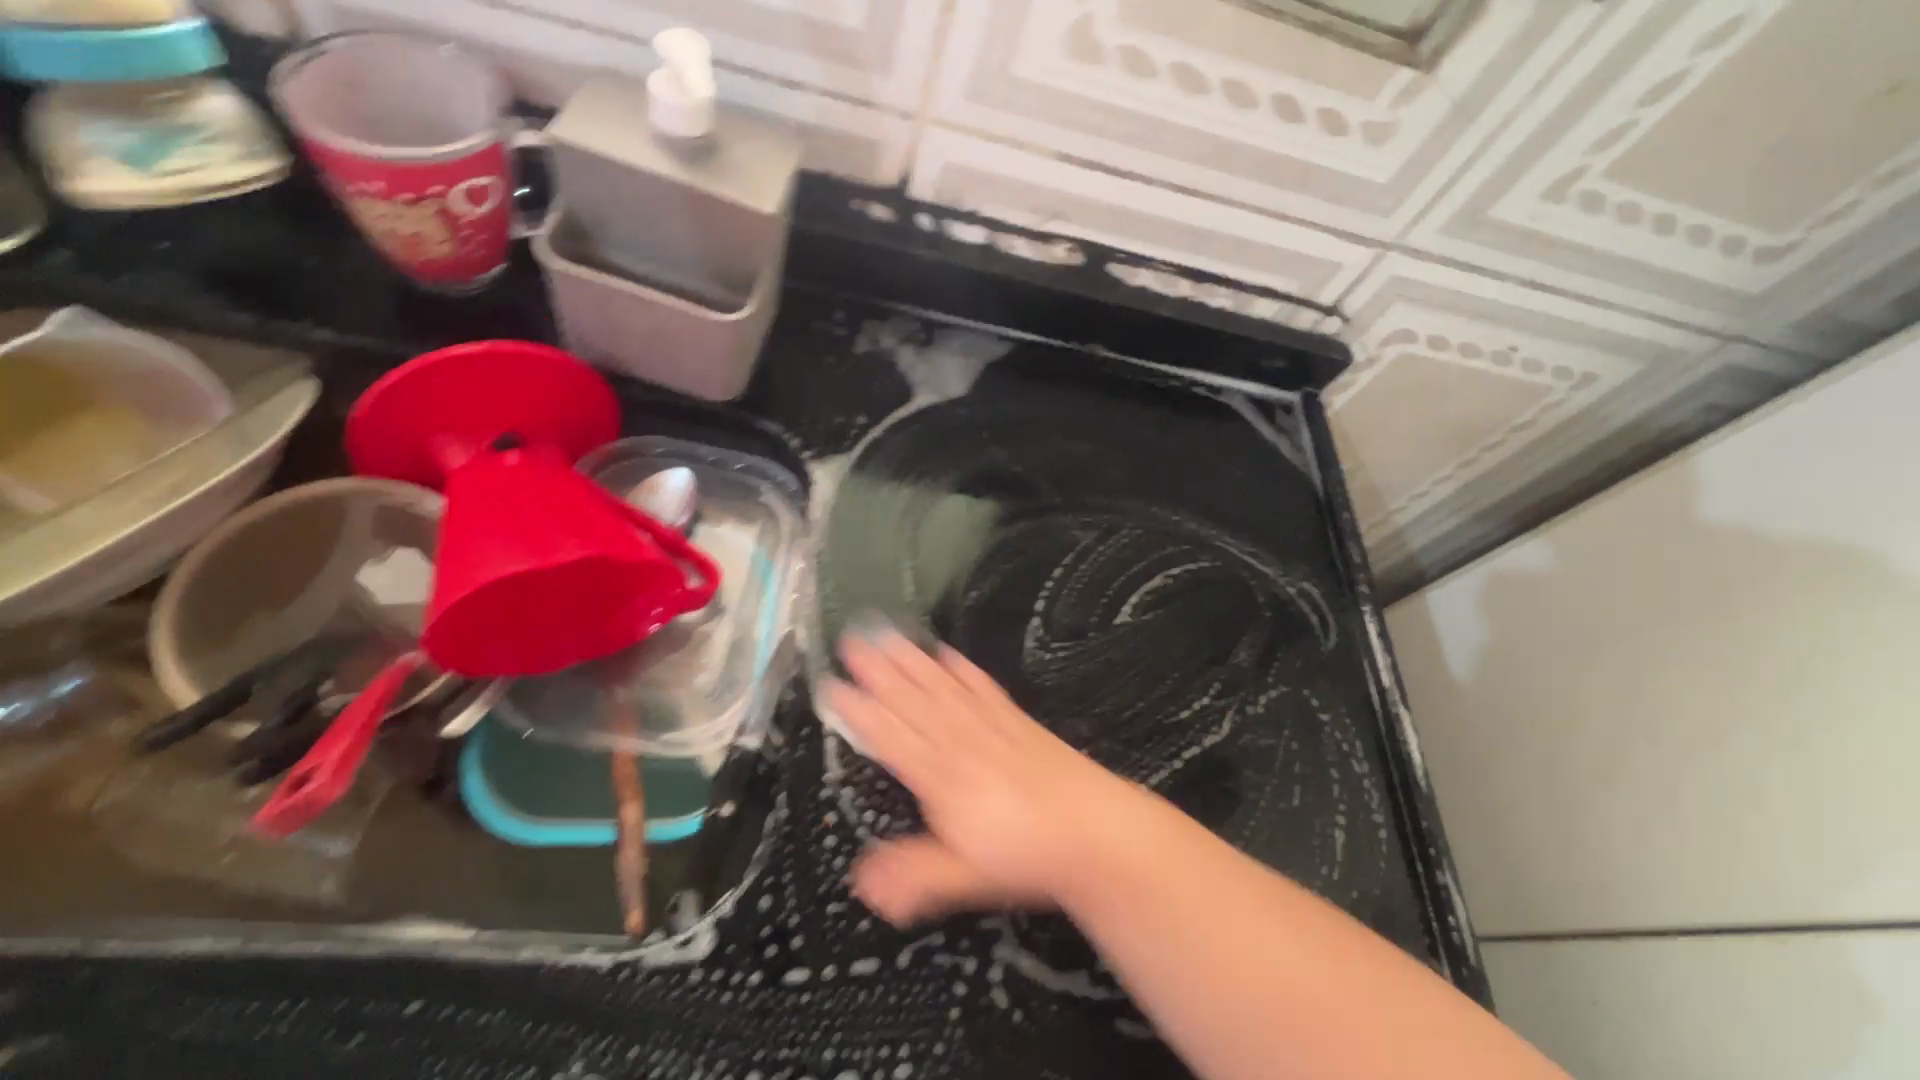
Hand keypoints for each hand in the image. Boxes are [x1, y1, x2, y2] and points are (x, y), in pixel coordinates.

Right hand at [823, 627, 1161, 925]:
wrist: (1097, 834)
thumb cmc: (1027, 858)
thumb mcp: (965, 878)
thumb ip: (913, 875)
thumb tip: (862, 883)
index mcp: (943, 778)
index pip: (892, 738)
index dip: (859, 712)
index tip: (831, 685)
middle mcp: (962, 743)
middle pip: (914, 702)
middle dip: (879, 671)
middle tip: (851, 640)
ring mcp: (992, 729)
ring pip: (944, 688)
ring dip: (913, 661)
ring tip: (888, 635)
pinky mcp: (1019, 724)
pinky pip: (984, 690)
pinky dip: (963, 670)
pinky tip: (949, 654)